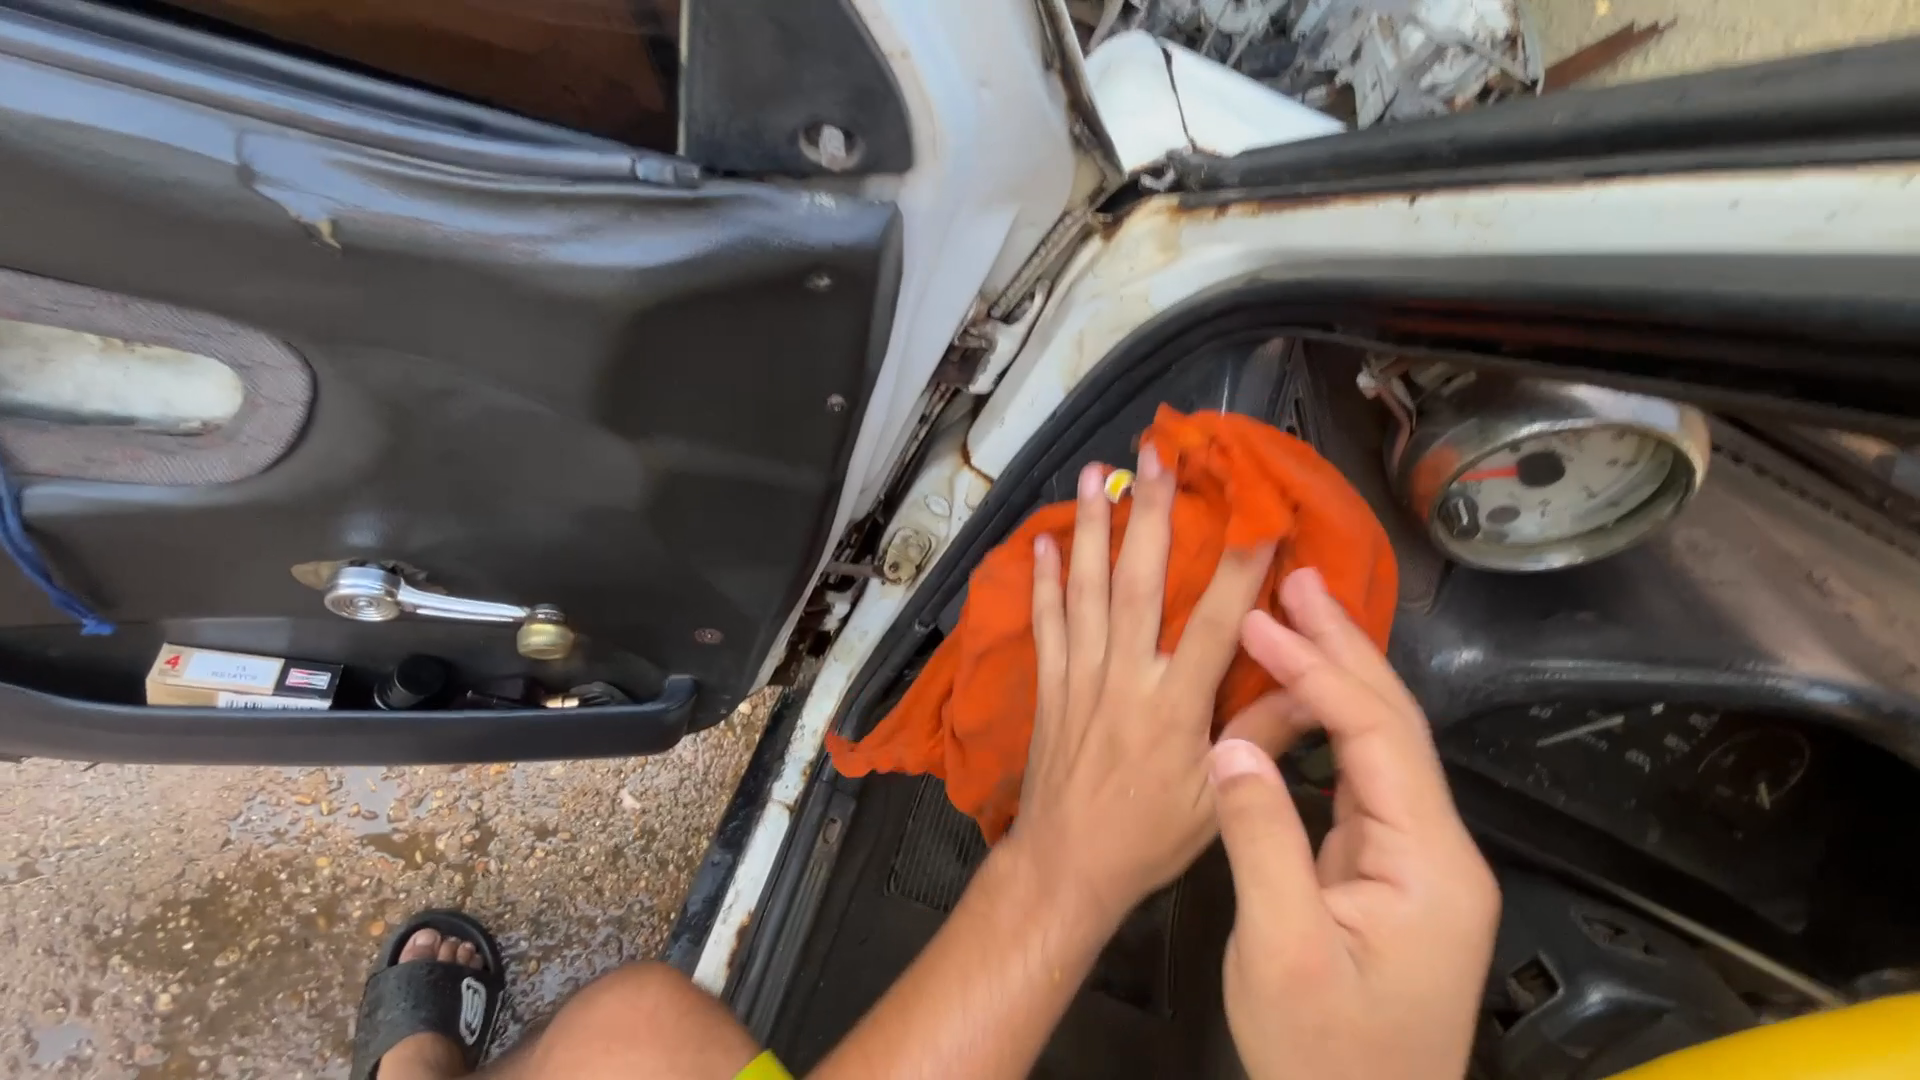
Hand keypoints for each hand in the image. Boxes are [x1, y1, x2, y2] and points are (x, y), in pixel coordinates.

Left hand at [1011, 446, 1281, 918]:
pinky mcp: (1049, 684)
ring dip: (1089, 530)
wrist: (1067, 863)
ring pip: (1085, 590)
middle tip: (1154, 457)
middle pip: (1139, 584)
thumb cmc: (1151, 835)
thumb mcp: (1218, 796)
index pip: (1217, 622)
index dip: (1239, 565)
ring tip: (1094, 475)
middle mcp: (1125, 676)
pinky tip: (1041, 542)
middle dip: (1149, 516)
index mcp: (1176, 705)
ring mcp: (1080, 675)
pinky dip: (1043, 582)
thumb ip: (1262, 733)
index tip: (1255, 510)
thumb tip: (1316, 685)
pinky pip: (1045, 623)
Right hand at [1209, 568, 1499, 1079]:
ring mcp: (1413, 853)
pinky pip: (1355, 770)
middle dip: (1344, 648)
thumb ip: (1262, 839)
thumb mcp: (1283, 951)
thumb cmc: (1325, 1054)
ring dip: (1335, 673)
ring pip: (1378, 741)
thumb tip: (1232, 744)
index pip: (1376, 736)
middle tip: (1295, 582)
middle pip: (1394, 724)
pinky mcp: (1384, 863)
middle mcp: (1435, 844)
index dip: (1319, 671)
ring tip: (1292, 615)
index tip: (1261, 621)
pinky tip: (1295, 691)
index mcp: (1429, 862)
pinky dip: (1324, 718)